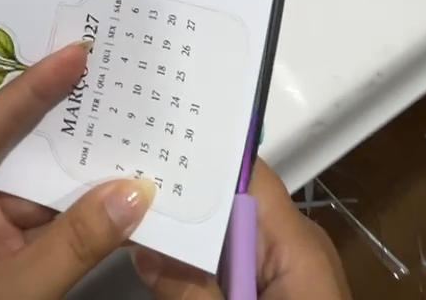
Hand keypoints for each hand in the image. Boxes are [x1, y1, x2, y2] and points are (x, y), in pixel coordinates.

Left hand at [0, 41, 157, 299]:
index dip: (31, 89)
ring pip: (36, 183)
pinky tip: (117, 179)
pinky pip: (49, 218)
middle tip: (102, 70)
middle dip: (58, 115)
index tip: (74, 54)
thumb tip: (135, 192)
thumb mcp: (5, 297)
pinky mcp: (4, 260)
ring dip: (79, 161)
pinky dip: (84, 205)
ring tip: (121, 114)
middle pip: (10, 147)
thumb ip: (72, 244)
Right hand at [131, 160, 350, 299]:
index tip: (153, 140)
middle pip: (235, 202)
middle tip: (126, 176)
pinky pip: (236, 265)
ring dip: (189, 234)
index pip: (248, 173)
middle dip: (185, 196)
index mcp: (299, 248)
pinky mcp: (277, 297)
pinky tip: (163, 260)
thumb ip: (189, 292)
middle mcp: (298, 250)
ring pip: (230, 236)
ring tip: (135, 215)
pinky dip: (202, 265)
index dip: (202, 155)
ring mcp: (289, 277)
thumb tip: (143, 244)